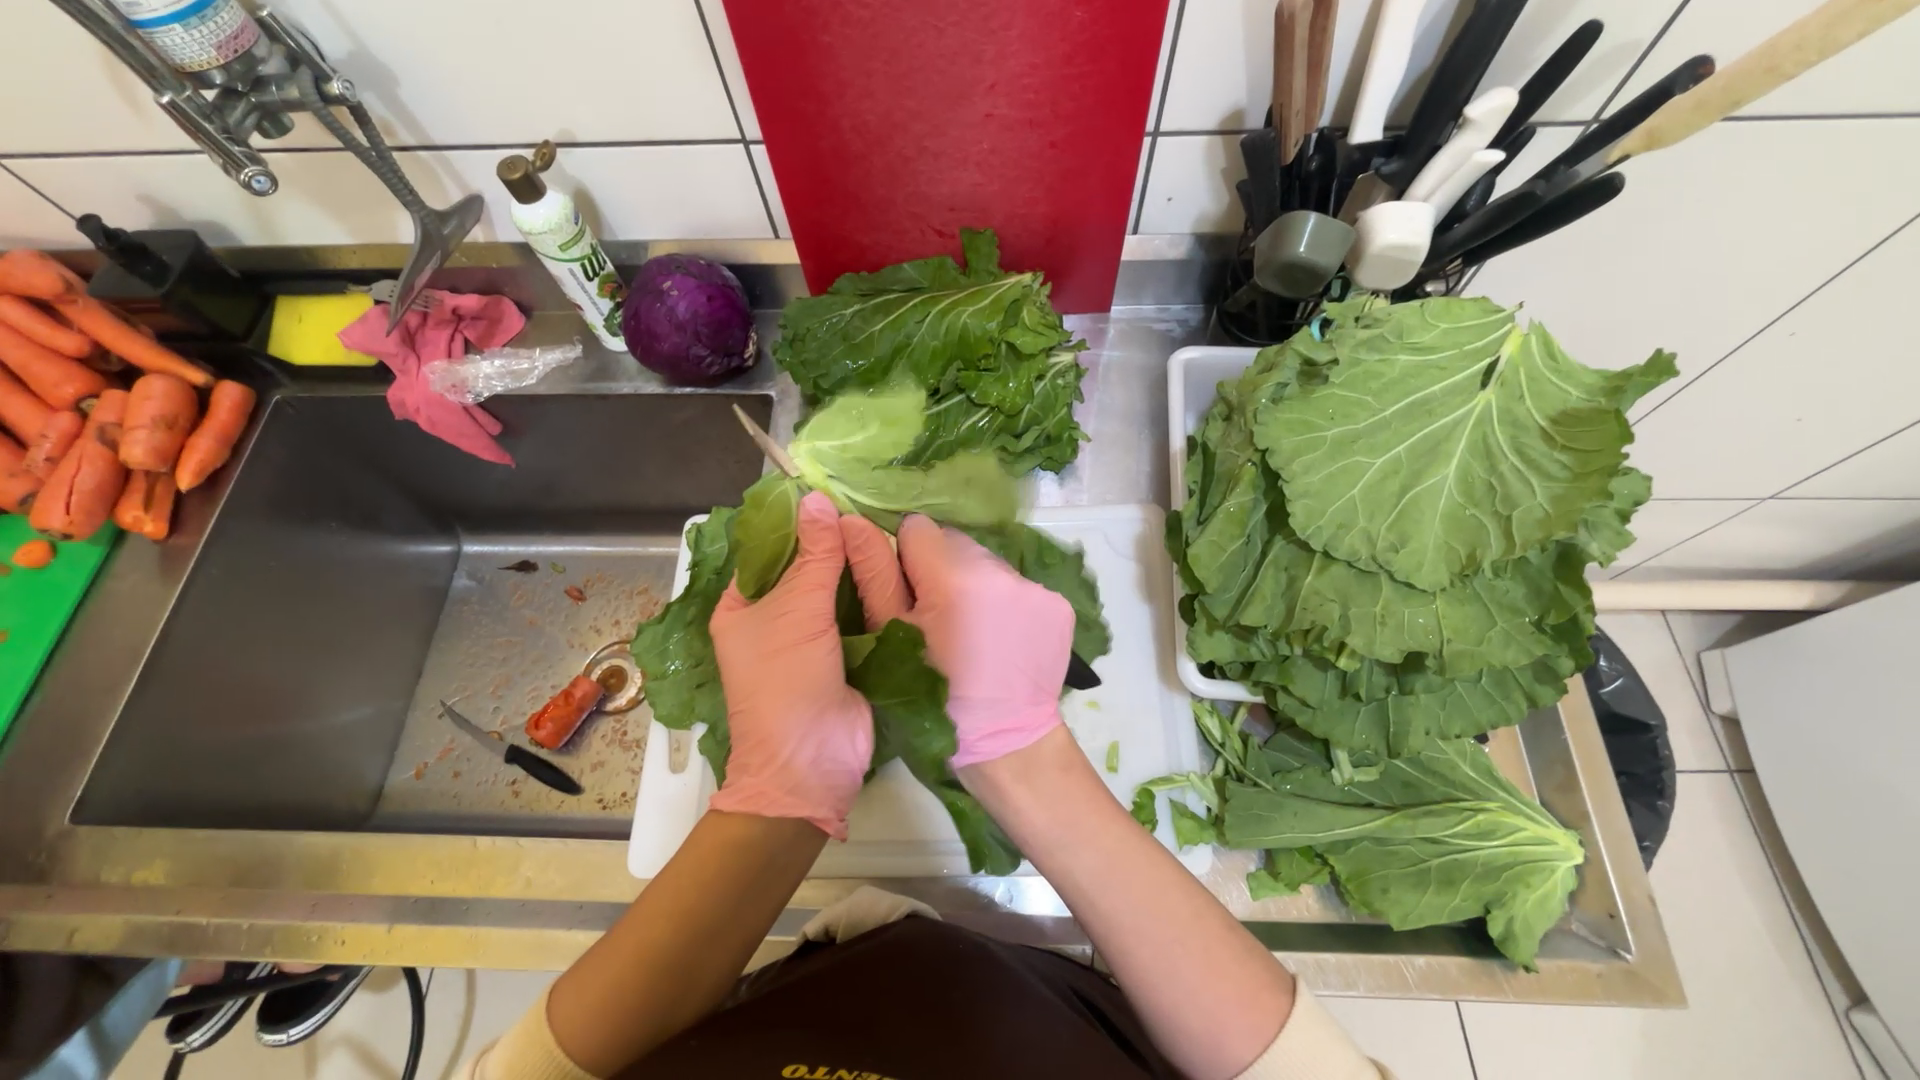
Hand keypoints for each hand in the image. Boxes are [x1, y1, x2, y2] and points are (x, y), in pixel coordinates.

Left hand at [708, 491, 873, 838]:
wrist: (813, 763)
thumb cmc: (786, 683)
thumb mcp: (796, 610)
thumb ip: (814, 555)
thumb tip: (818, 498)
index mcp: (743, 606)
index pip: (767, 550)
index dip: (797, 521)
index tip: (832, 491)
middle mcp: (774, 619)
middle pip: (806, 568)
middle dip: (834, 542)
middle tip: (871, 504)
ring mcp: (813, 639)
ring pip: (838, 590)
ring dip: (860, 566)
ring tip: (891, 525)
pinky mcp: (848, 655)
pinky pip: (860, 615)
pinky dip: (876, 594)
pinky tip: (900, 566)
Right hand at [840, 515, 1073, 767]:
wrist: (1006, 745)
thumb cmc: (932, 698)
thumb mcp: (890, 637)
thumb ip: (872, 573)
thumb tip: (849, 521)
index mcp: (954, 578)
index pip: (918, 529)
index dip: (905, 558)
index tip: (907, 595)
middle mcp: (1000, 571)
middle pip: (955, 543)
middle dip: (940, 570)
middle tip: (936, 621)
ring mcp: (1033, 588)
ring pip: (986, 563)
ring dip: (972, 585)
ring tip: (967, 633)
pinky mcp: (1056, 605)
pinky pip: (1016, 586)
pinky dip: (1003, 603)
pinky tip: (997, 640)